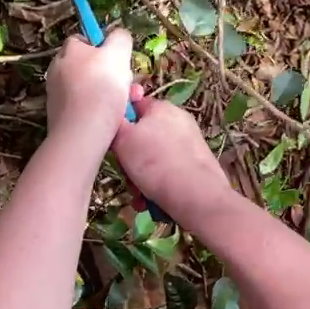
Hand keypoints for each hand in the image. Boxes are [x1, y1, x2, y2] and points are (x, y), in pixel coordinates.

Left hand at [46, 29, 132, 150]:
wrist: (83, 130)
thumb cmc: (102, 86)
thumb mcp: (119, 53)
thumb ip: (120, 39)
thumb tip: (118, 35)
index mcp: (69, 50)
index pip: (83, 40)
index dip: (102, 48)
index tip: (116, 61)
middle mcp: (57, 68)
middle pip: (85, 65)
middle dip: (106, 73)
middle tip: (124, 85)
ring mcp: (55, 93)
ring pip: (85, 87)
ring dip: (104, 93)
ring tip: (121, 104)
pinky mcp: (58, 114)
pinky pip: (81, 106)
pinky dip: (94, 110)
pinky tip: (108, 118)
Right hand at [112, 90, 234, 218]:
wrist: (197, 196)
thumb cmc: (155, 162)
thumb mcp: (122, 139)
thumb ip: (114, 124)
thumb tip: (115, 118)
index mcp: (161, 107)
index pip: (134, 106)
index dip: (119, 123)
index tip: (112, 141)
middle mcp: (178, 121)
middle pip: (142, 137)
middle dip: (129, 161)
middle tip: (126, 175)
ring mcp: (189, 144)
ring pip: (152, 160)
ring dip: (139, 179)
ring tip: (138, 195)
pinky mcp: (196, 166)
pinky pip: (167, 173)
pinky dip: (155, 187)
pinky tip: (149, 202)